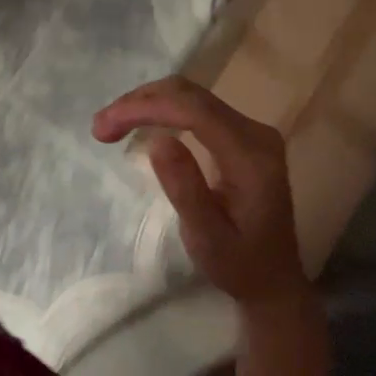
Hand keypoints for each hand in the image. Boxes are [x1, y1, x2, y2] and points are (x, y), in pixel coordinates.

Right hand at [92, 77, 309, 305]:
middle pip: (188, 95)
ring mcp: (250, 129)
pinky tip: (138, 123)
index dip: (144, 108)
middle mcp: (255, 132)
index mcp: (251, 156)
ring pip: (188, 95)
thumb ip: (185, 189)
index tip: (104, 126)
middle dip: (139, 103)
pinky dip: (159, 109)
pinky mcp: (240, 132)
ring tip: (112, 125)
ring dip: (146, 103)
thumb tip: (157, 141)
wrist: (273, 281)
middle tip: (101, 127)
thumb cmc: (238, 265)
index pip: (192, 111)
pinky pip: (193, 106)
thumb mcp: (207, 238)